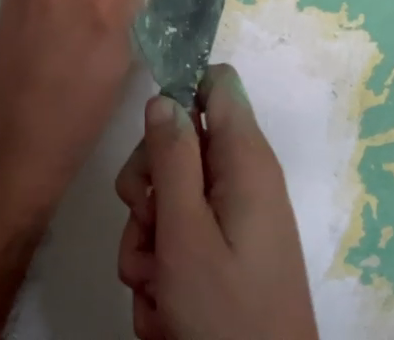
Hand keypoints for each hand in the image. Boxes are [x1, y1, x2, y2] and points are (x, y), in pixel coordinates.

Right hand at [115, 66, 318, 339]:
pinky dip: (161, 268)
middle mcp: (242, 179)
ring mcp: (233, 217)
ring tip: (159, 284)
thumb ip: (172, 159)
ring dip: (148, 240)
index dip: (178, 93)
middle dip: (148, 186)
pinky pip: (177, 238)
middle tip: (150, 225)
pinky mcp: (224, 251)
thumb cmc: (226, 312)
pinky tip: (165, 304)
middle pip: (177, 144)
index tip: (149, 131)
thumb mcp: (186, 233)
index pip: (216, 82)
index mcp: (245, 159)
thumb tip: (163, 97)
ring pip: (167, 198)